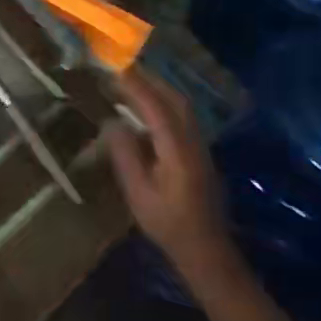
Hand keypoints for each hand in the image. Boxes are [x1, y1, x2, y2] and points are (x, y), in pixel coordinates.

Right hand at [106, 68, 235, 276]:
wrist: (207, 251)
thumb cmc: (168, 225)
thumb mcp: (139, 194)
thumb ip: (126, 156)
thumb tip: (113, 122)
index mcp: (178, 152)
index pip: (156, 108)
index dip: (136, 87)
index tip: (115, 71)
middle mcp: (193, 143)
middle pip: (176, 100)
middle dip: (151, 80)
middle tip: (123, 68)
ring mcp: (201, 147)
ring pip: (183, 107)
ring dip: (159, 89)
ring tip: (133, 81)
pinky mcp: (201, 153)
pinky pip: (184, 117)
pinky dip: (165, 103)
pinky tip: (148, 107)